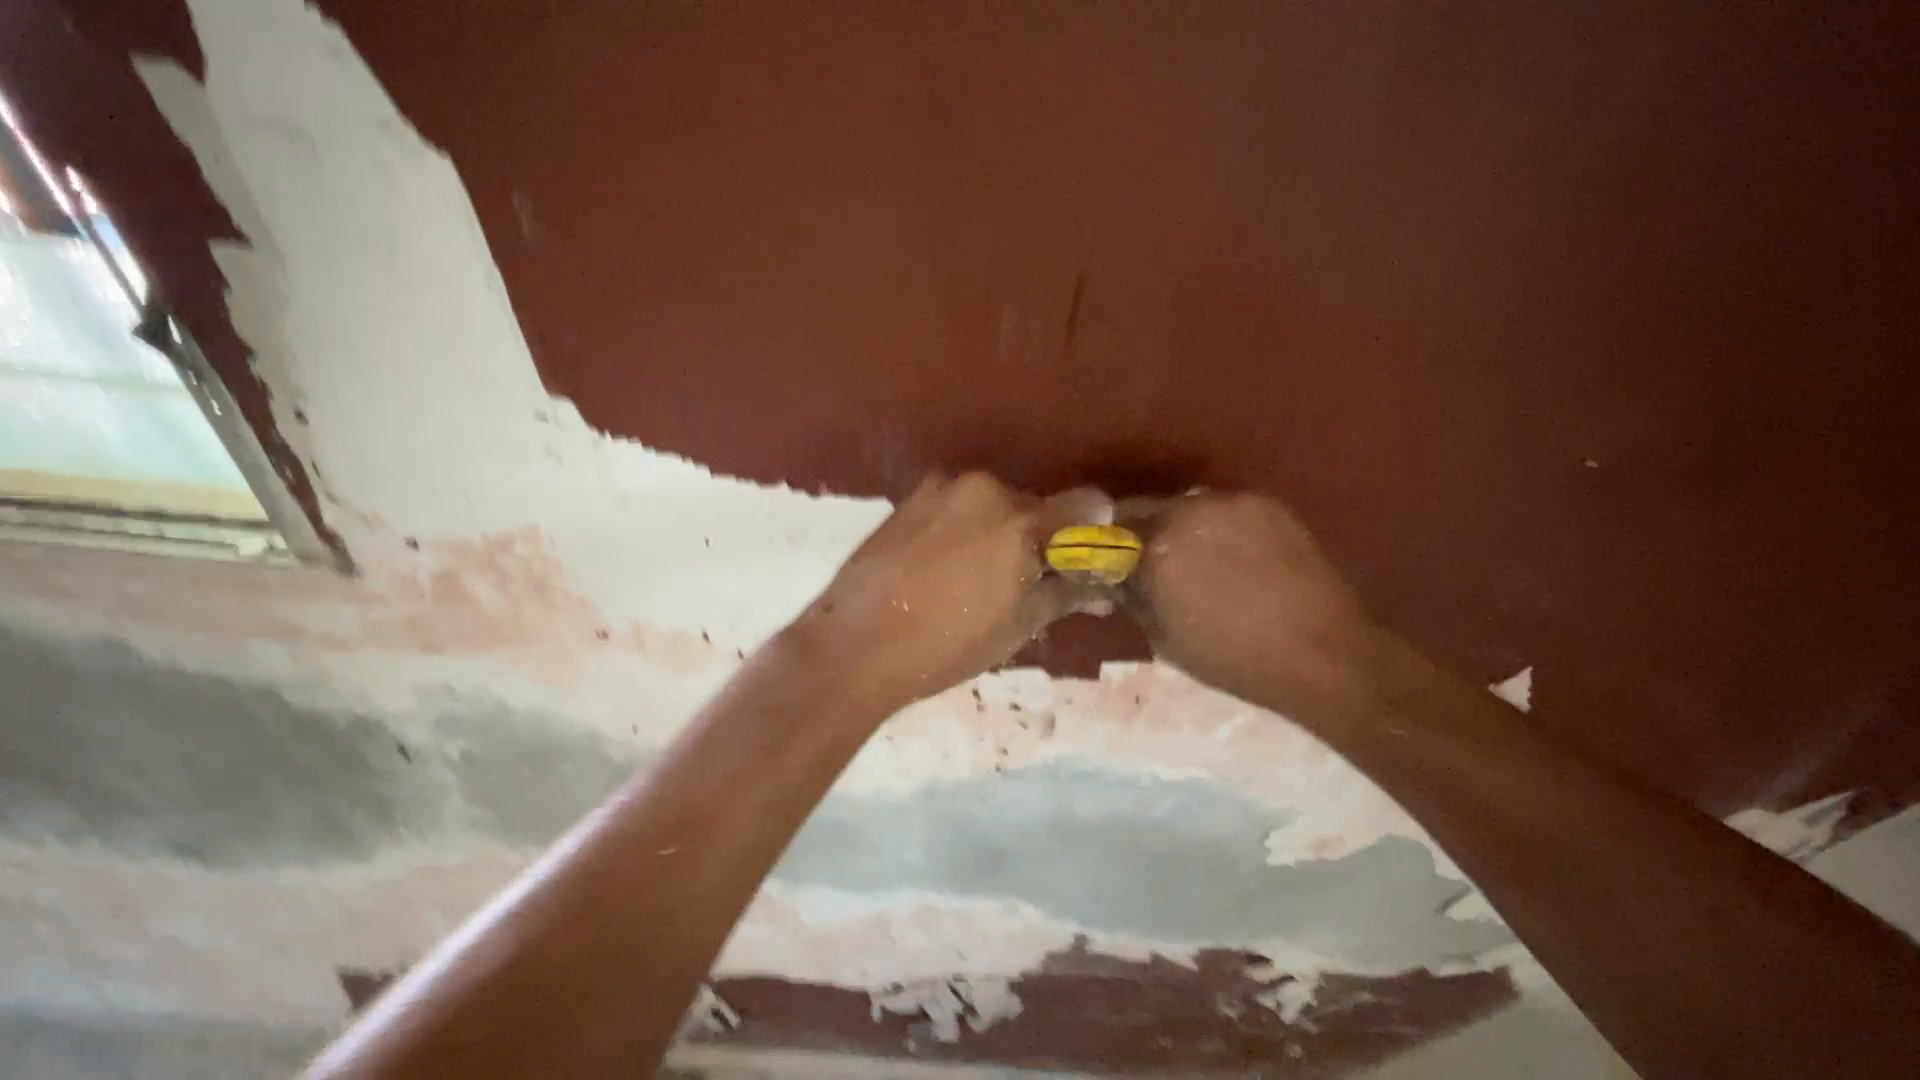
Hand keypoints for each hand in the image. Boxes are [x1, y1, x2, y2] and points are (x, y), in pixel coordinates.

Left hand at [797, 472, 1114, 713]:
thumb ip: (1065, 595)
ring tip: (974, 577)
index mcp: (1021, 521)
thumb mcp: (1016, 627)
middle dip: (1039, 537)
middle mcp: (986, 489)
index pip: (1086, 505)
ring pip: (992, 505)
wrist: (854, 644)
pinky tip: (941, 566)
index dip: (1095, 531)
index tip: (1086, 558)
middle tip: (1024, 581)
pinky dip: (962, 527)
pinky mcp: (910, 497)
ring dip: (997, 531)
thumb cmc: (945, 645)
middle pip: (1035, 505)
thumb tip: (1101, 587)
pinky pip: (955, 505)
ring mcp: (943, 488)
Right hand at [1121, 492, 1393, 723]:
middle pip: (1145, 511)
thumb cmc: (1232, 659)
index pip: (1106, 532)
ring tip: (1196, 562)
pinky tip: (1234, 558)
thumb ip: (1131, 598)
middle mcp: (1188, 511)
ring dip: (1179, 529)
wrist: (1322, 653)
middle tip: (1149, 565)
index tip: (1108, 567)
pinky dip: (1217, 528)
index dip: (1103, 550)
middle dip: (1140, 535)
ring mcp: (1231, 502)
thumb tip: (1111, 580)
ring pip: (1185, 507)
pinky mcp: (1266, 503)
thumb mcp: (1163, 637)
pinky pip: (1224, 510)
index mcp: (1155, 548)